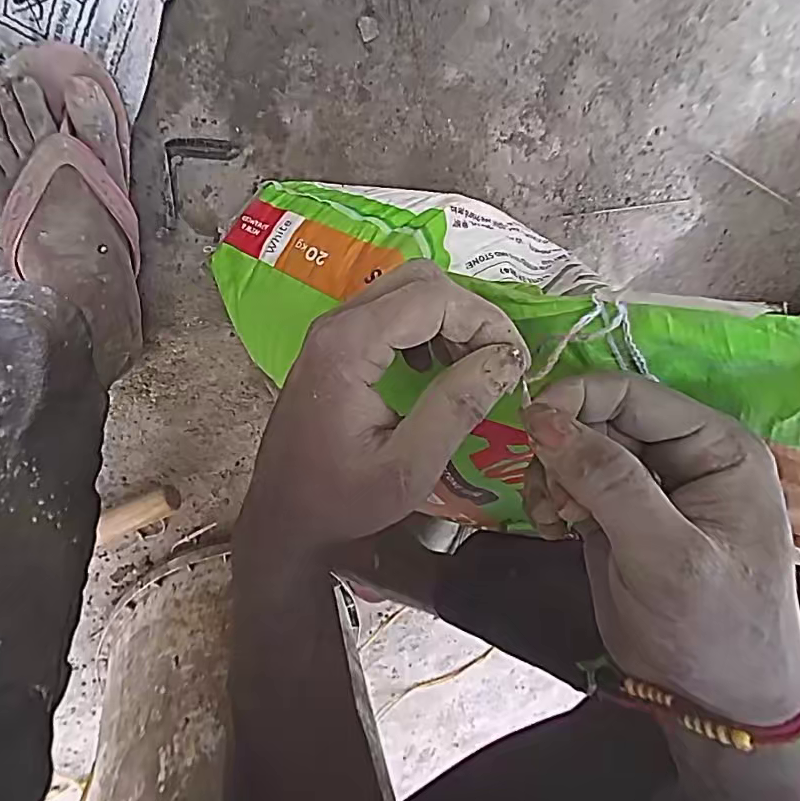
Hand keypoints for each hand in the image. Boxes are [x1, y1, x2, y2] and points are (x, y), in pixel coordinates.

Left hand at [239, 261, 526, 562]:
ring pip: (407, 291)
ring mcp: (333, 331)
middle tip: (496, 361)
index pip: (432, 297)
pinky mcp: (336, 345)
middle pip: (420, 281)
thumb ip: (456, 408)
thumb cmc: (341, 502)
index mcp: (348, 346)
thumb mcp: (408, 467)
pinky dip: (427, 328)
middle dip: (470, 314)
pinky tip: (435, 369)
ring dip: (451, 319)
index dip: (485, 320)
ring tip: (473, 367)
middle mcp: (336, 324)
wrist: (285, 519)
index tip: (515, 360)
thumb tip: (506, 358)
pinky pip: (392, 312)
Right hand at [521, 373, 799, 724]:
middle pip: (601, 417)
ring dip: (552, 474)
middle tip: (549, 498)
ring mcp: (649, 483)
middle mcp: (684, 454)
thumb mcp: (665, 554)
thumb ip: (608, 481)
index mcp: (716, 447)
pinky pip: (572, 480)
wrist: (711, 701)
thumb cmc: (713, 629)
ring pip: (580, 447)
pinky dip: (552, 496)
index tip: (527, 430)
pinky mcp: (619, 510)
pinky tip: (553, 527)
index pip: (633, 395)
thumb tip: (542, 418)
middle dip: (563, 449)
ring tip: (552, 518)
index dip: (575, 402)